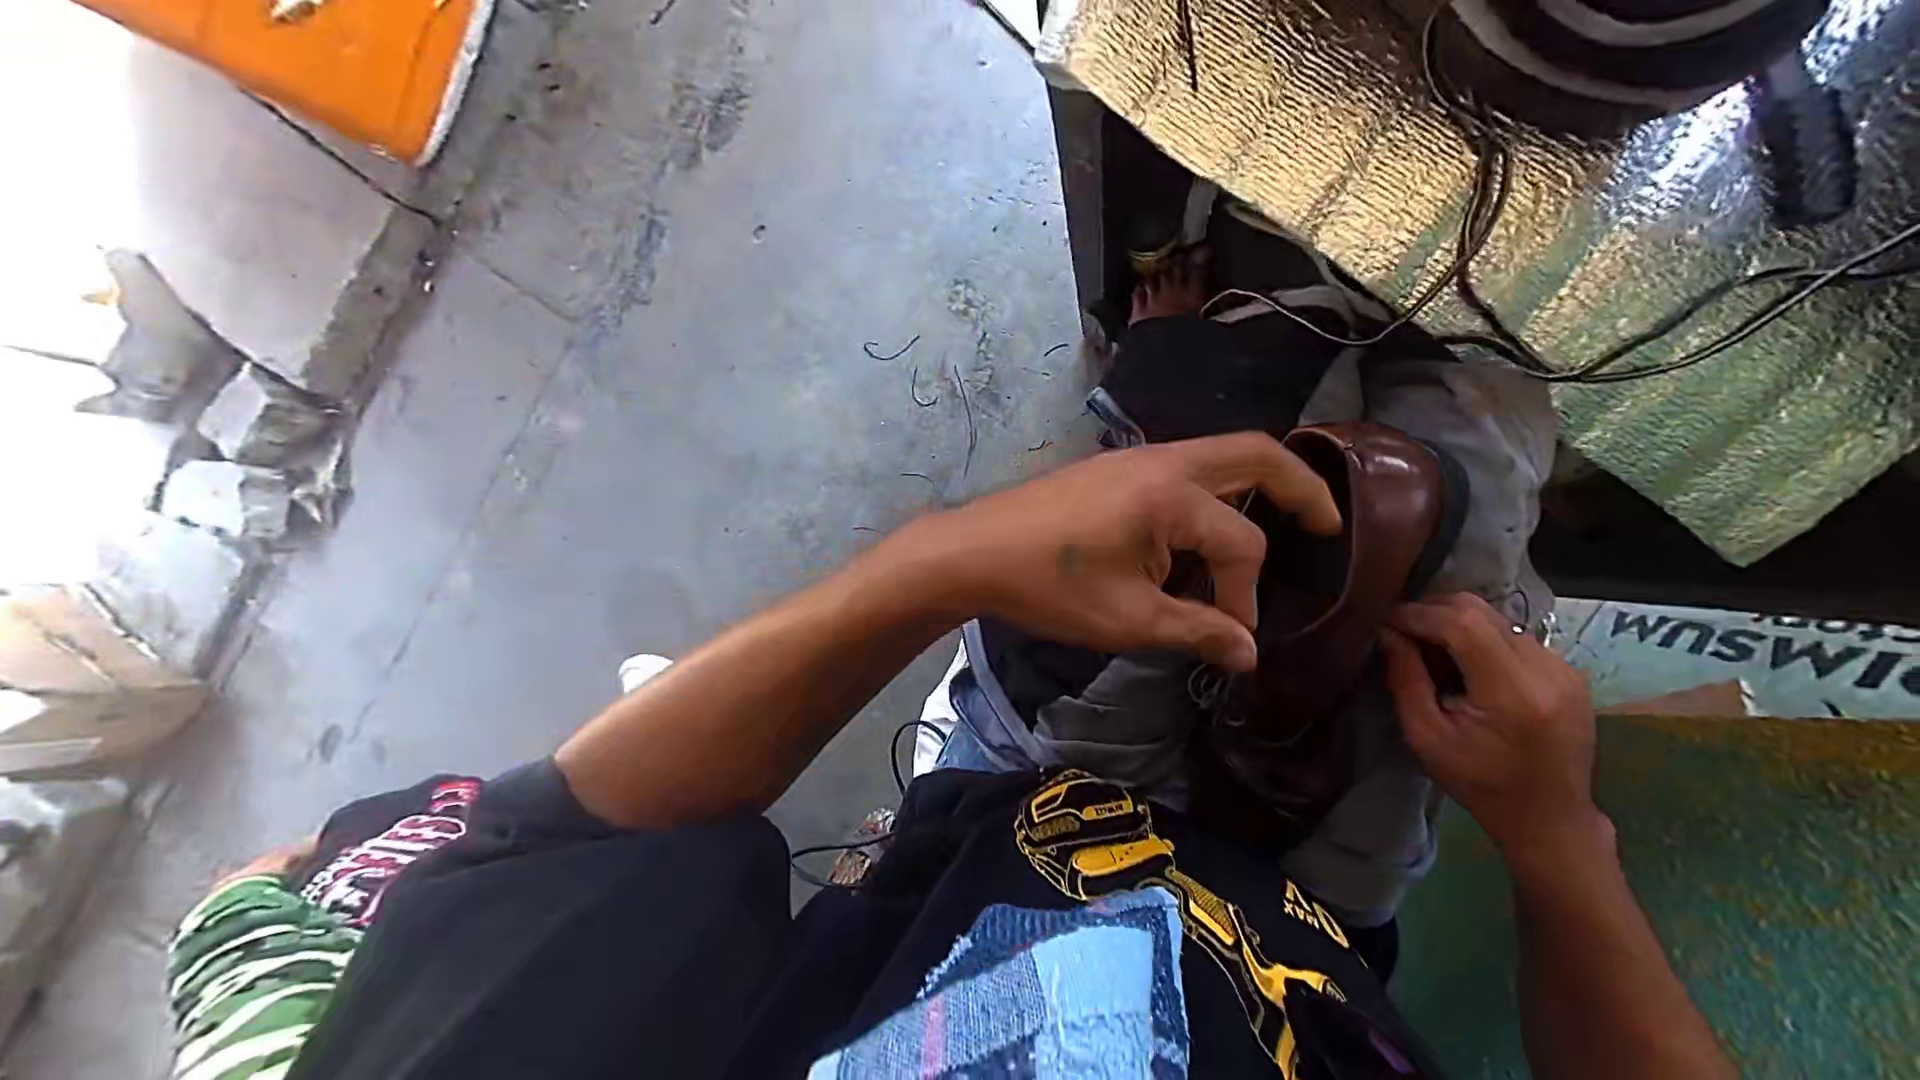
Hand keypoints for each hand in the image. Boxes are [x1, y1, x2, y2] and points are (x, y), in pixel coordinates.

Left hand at [885, 432, 1340, 671]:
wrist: (973, 551)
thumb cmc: (1048, 587)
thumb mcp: (1128, 619)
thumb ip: (1195, 631)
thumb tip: (1249, 654)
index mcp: (1172, 495)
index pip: (1242, 545)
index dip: (1245, 598)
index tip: (1232, 637)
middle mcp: (1162, 461)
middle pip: (1255, 454)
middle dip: (1302, 485)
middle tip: (1330, 523)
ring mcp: (1134, 458)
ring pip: (1217, 455)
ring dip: (1255, 483)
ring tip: (1276, 519)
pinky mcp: (1112, 469)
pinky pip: (1183, 466)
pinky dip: (1212, 488)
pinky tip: (1204, 525)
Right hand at [1380, 593, 1604, 857]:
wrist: (1549, 817)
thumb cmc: (1479, 782)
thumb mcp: (1425, 736)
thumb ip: (1405, 678)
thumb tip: (1389, 632)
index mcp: (1513, 692)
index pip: (1461, 623)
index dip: (1417, 614)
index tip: (1386, 623)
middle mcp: (1547, 671)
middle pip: (1479, 611)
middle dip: (1432, 611)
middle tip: (1402, 632)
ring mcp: (1564, 668)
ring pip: (1495, 618)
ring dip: (1454, 623)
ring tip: (1429, 649)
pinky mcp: (1568, 671)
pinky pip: (1512, 634)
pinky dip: (1478, 636)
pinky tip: (1462, 662)